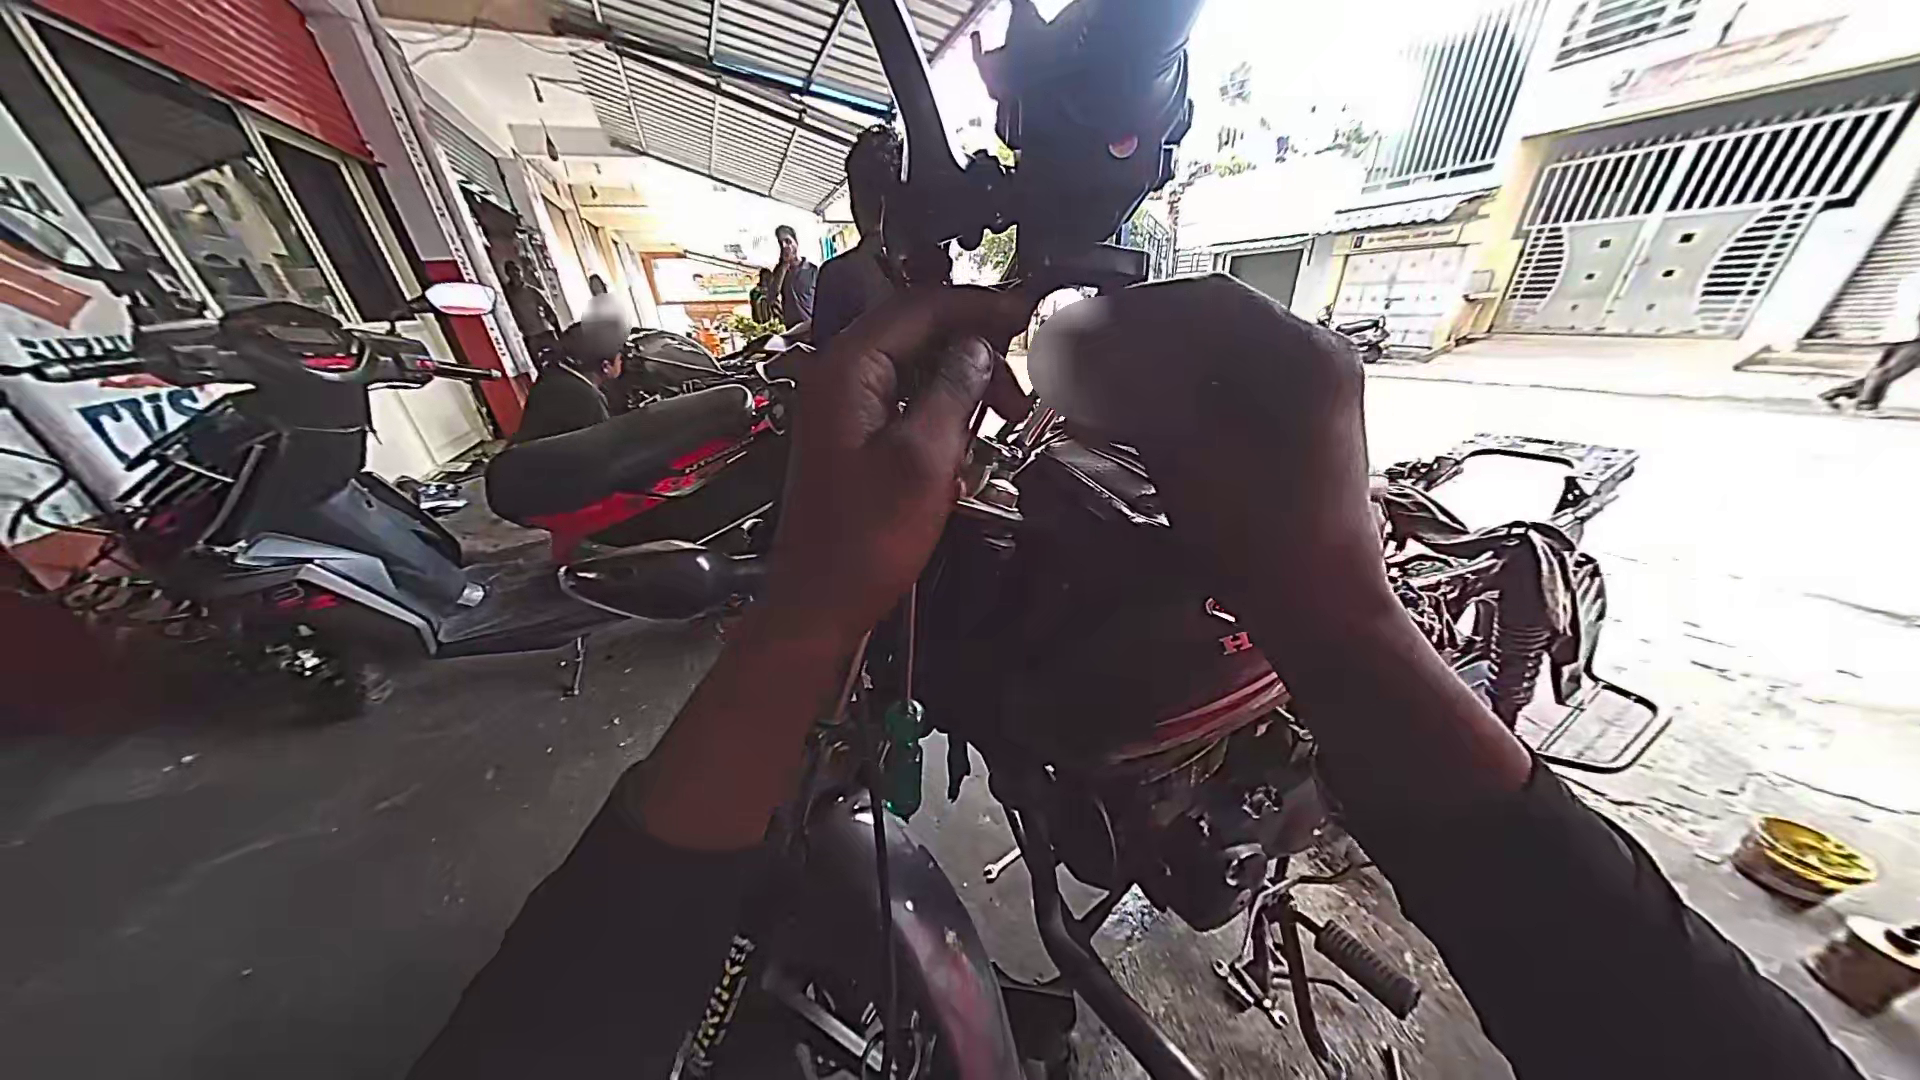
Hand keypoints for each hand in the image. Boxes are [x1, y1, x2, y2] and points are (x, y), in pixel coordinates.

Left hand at [764, 286, 1028, 641]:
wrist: (825, 600)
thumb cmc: (860, 544)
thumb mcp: (924, 458)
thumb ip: (955, 390)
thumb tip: (977, 349)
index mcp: (847, 374)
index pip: (921, 308)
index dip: (979, 307)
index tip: (1021, 314)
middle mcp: (840, 383)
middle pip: (918, 334)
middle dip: (976, 349)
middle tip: (1017, 375)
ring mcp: (847, 412)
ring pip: (917, 370)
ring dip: (964, 383)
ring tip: (1002, 410)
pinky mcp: (859, 440)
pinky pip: (909, 403)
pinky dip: (945, 409)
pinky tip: (969, 430)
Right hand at [1031, 274, 1531, 804]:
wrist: (1313, 600)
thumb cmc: (1255, 536)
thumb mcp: (1182, 456)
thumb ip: (1129, 393)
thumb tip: (1071, 347)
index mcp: (1301, 355)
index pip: (1207, 301)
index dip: (1137, 310)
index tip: (1085, 327)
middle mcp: (1314, 359)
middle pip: (1215, 322)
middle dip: (1145, 336)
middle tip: (1090, 357)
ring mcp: (1311, 392)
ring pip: (1220, 354)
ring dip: (1162, 361)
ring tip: (1112, 384)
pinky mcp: (1299, 423)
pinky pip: (1233, 385)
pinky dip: (1186, 389)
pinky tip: (1152, 410)